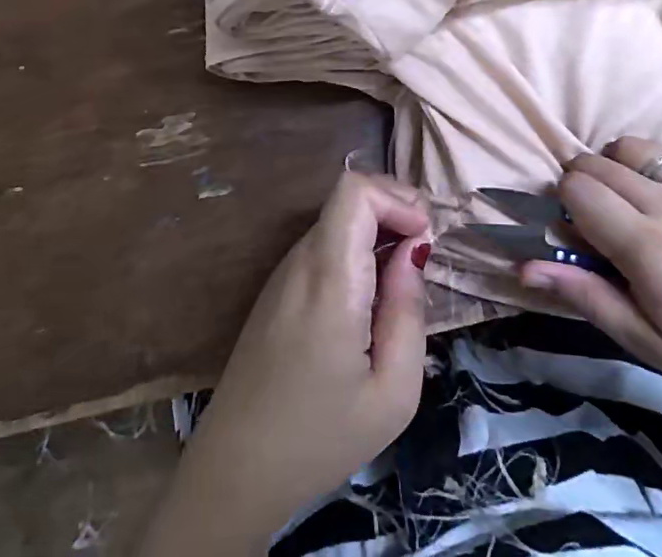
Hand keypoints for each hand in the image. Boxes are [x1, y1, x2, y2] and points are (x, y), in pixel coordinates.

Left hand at [139, 172, 430, 555]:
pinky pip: (323, 247)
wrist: (236, 472)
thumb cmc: (321, 438)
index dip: (397, 198)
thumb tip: (414, 251)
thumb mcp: (393, 391)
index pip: (354, 190)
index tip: (424, 240)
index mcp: (328, 279)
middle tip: (424, 255)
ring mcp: (282, 274)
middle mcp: (299, 262)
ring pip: (337, 221)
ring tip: (403, 280)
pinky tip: (371, 299)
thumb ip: (409, 310)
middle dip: (395, 209)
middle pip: (348, 198)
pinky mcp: (276, 291)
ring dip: (378, 231)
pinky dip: (357, 251)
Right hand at [519, 137, 661, 437]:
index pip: (578, 190)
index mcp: (650, 248)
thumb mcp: (642, 339)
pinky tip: (655, 200)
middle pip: (596, 164)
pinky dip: (645, 165)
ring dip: (610, 168)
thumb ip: (583, 293)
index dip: (561, 206)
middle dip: (578, 185)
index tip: (570, 234)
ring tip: (620, 205)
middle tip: (588, 224)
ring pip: (628, 147)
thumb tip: (525, 266)